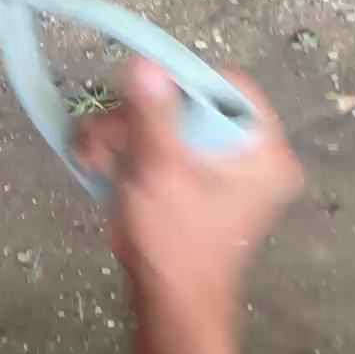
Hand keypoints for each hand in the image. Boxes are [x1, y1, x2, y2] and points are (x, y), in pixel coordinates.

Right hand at [76, 59, 301, 320]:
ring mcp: (207, 160)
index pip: (228, 85)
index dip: (182, 78)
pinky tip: (96, 161)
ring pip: (151, 115)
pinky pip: (142, 135)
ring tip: (94, 155)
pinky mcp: (178, 169)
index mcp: (261, 151)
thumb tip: (143, 61)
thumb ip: (153, 113)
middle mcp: (240, 150)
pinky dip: (114, 145)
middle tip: (109, 136)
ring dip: (113, 131)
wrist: (167, 292)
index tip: (139, 89)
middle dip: (132, 114)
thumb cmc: (175, 236)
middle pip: (179, 99)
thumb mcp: (162, 169)